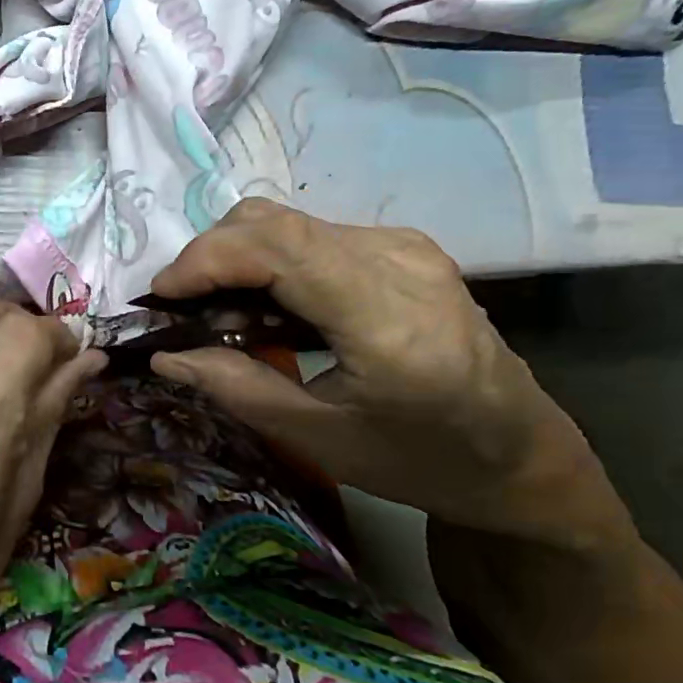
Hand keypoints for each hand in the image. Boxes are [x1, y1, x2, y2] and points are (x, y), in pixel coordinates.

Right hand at [148, 199, 633, 551]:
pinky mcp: (398, 246)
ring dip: (233, 260)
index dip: (204, 260)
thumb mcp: (318, 439)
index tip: (160, 298)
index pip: (277, 248)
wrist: (522, 457)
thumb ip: (235, 387)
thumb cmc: (421, 461)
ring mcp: (402, 245)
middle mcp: (399, 262)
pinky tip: (264, 308)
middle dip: (208, 258)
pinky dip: (264, 262)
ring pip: (282, 221)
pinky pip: (305, 234)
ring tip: (222, 316)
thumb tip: (162, 354)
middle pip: (270, 221)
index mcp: (388, 319)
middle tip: (184, 311)